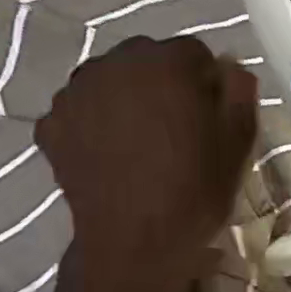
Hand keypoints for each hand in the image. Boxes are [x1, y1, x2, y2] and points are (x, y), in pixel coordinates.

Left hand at [36, 36, 256, 291]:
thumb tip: (231, 68)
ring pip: (112, 79)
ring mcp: (72, 93)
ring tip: (149, 138)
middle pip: (148, 57)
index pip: (195, 50)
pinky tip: (117, 152)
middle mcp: (111, 66)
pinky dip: (101, 120)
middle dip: (168, 81)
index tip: (217, 111)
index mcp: (163, 65)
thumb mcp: (239, 141)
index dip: (211, 79)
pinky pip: (84, 108)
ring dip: (132, 97)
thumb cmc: (197, 188)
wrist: (135, 241)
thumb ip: (239, 92)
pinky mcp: (50, 124)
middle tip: (185, 123)